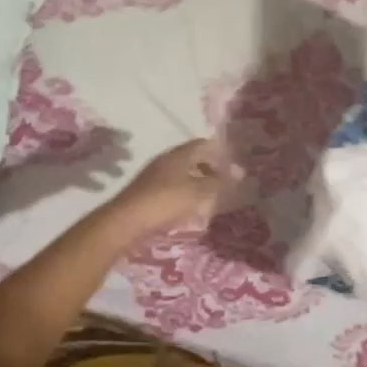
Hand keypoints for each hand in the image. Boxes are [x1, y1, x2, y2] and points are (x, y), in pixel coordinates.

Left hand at [106, 139, 243, 237]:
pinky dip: (184, 193)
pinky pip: (171, 187)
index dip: (220, 152)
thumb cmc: (166, 202)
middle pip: (191, 158)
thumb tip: (238, 172)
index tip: (234, 165)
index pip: (203, 144)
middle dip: (209, 168)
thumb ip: (219, 182)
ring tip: (210, 197)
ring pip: (181, 173)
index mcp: (178, 155)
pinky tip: (189, 208)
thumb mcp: (199, 192)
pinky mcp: (146, 192)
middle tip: (225, 182)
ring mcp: (153, 176)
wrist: (127, 221)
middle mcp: (165, 160)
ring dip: (196, 182)